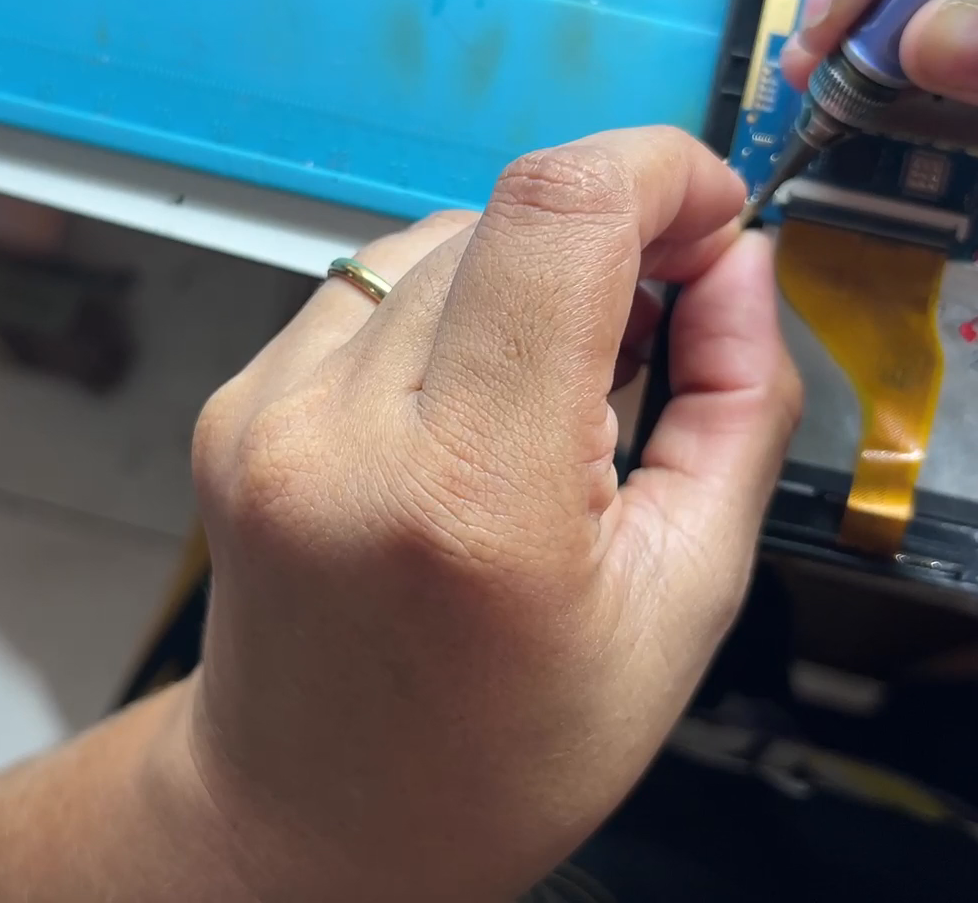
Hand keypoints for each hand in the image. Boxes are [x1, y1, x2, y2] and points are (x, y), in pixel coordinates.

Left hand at [183, 127, 799, 900]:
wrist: (310, 805)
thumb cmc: (500, 745)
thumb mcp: (677, 602)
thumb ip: (736, 408)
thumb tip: (741, 266)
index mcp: (469, 494)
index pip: (560, 214)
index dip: (656, 171)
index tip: (707, 216)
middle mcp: (338, 430)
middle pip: (501, 219)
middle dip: (604, 244)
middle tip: (643, 332)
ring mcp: (266, 408)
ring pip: (431, 243)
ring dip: (516, 281)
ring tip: (542, 390)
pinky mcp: (237, 401)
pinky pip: (366, 293)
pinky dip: (439, 313)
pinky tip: (454, 403)